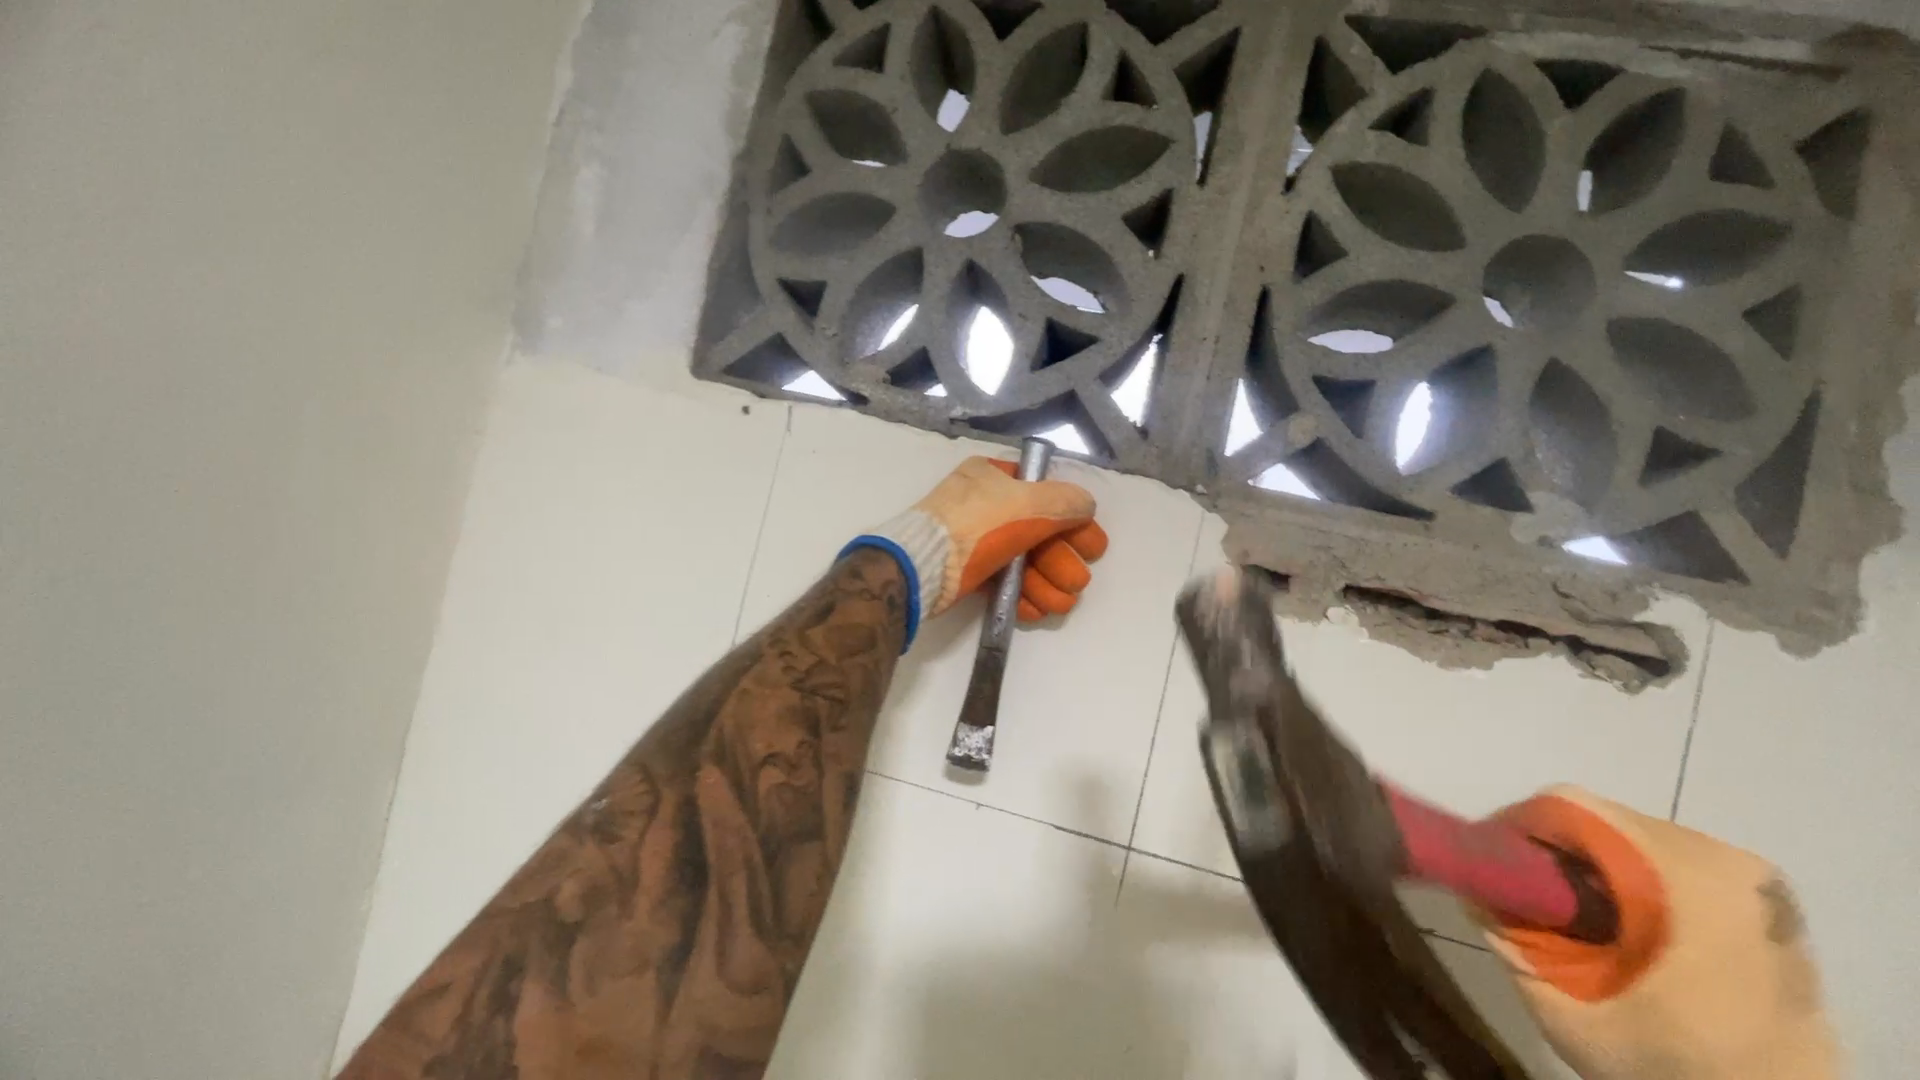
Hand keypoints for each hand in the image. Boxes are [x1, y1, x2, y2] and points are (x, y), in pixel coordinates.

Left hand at [843, 456, 1106, 646]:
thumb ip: (1064, 502)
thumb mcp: (1027, 504)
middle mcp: (986, 504)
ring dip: (1046, 584)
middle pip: (1039, 533)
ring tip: (1058, 605)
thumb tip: (1085, 506)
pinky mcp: (967, 571)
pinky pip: (1004, 580)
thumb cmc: (975, 526)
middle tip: (1076, 584)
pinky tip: (1033, 610)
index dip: (1074, 522)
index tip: (1093, 549)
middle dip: (1061, 562)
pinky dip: (1021, 595)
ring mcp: (975, 539)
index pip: (1047, 495)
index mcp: (995, 477)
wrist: (920, 568)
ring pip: (1024, 560)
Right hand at [1476, 788, 1838, 1079]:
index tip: (1493, 871)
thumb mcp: (1567, 1013)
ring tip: (1582, 927)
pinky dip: (1636, 884)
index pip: (1569, 808)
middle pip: (1602, 822)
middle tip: (1532, 907)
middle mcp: (1726, 859)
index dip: (1516, 830)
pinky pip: (1673, 863)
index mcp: (1686, 876)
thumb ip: (1512, 940)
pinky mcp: (1770, 899)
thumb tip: (1475, 890)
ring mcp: (1756, 878)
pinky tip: (1632, 936)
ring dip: (1595, 870)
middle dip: (1556, 857)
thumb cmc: (1677, 1066)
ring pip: (1635, 838)